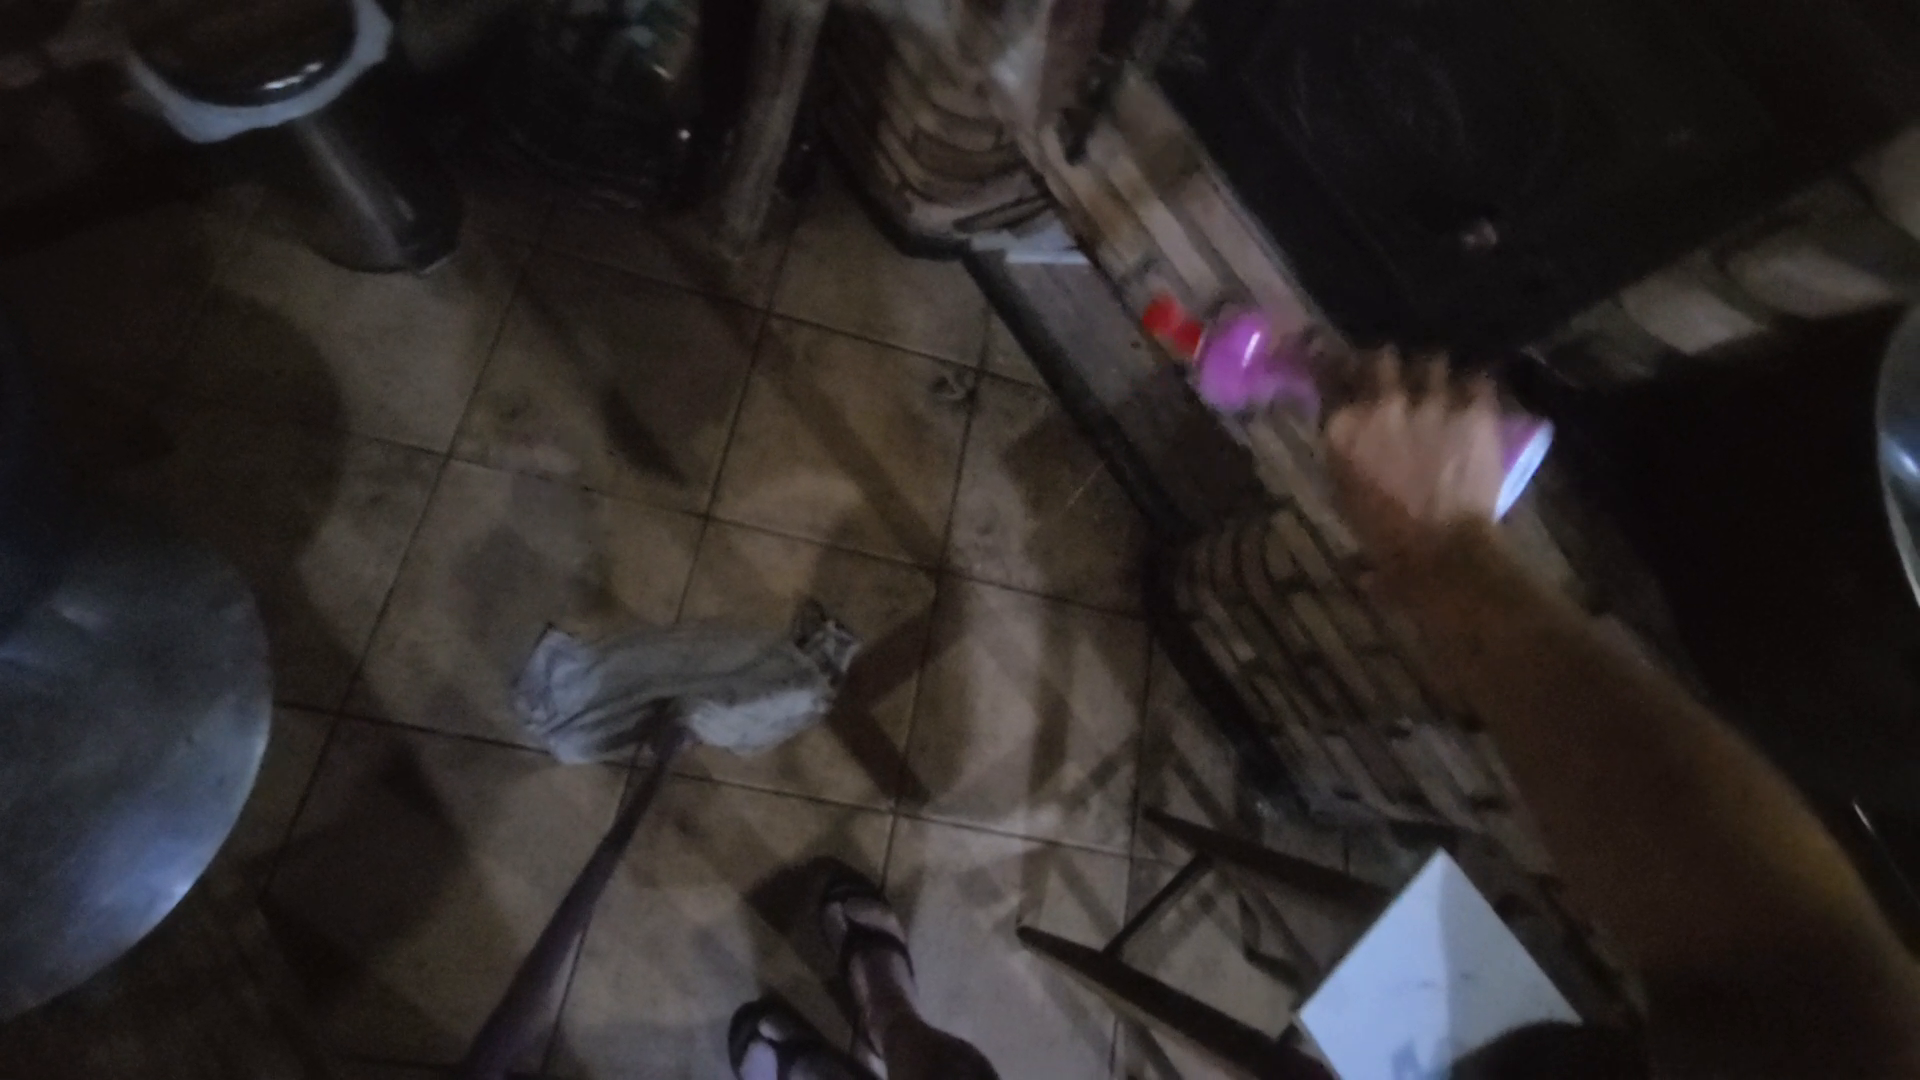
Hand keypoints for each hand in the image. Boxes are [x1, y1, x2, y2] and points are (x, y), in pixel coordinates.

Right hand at [1324, 350, 1503, 576]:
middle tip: (1393, 375)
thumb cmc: (1379, 528)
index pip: (1335, 378)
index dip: (1341, 373)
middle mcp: (1383, 403)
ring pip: (1431, 360)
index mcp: (1343, 425)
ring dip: (1430, 372)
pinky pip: (1476, 377)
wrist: (1439, 546)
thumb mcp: (1339, 485)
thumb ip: (1342, 443)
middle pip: (1382, 358)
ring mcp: (1433, 401)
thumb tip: (1347, 420)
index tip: (1347, 377)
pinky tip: (1470, 396)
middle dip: (1386, 364)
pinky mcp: (1476, 408)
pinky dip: (1472, 384)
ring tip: (1436, 385)